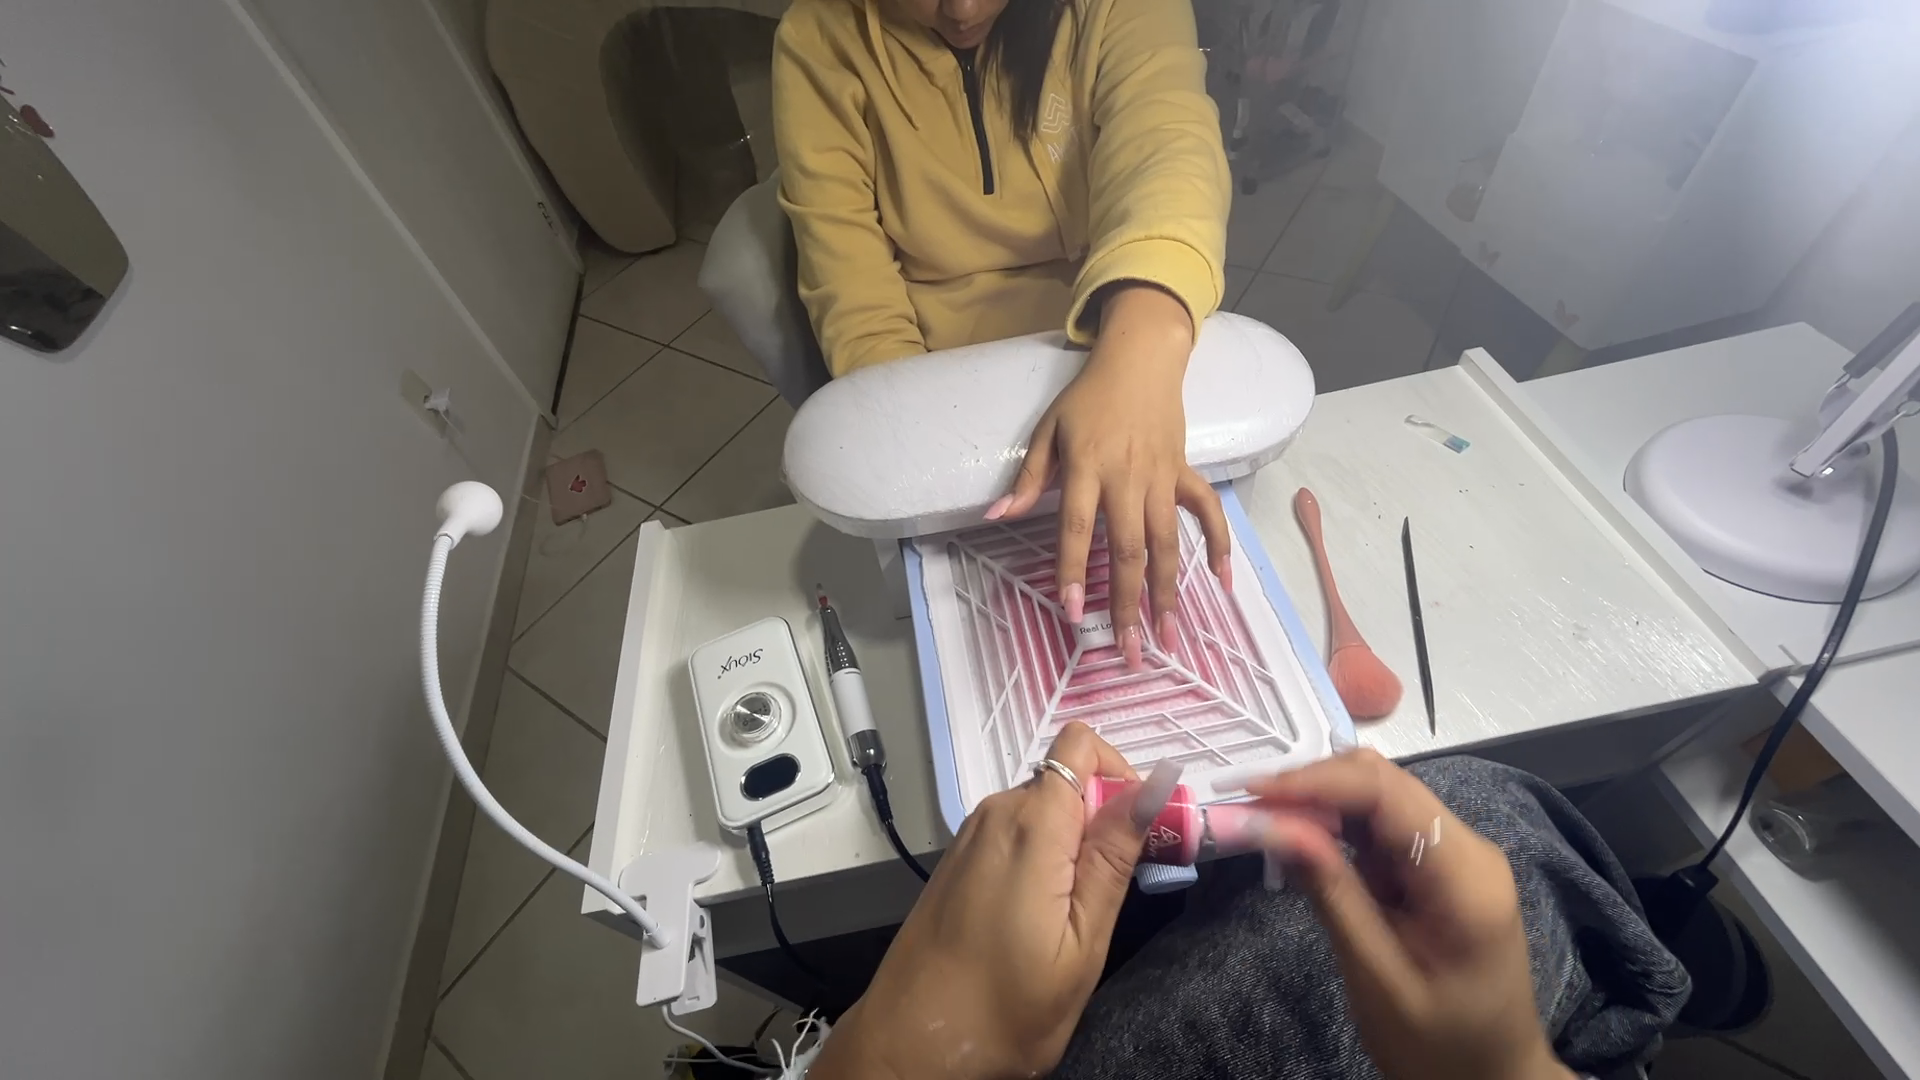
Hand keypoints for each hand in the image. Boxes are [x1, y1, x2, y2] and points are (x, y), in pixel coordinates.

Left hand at [811, 724, 1149, 1079]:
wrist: (910, 1036)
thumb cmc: (1004, 1006)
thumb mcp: (1081, 942)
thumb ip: (1114, 856)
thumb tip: (1154, 784)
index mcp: (1031, 823)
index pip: (1081, 745)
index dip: (1121, 773)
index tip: (1139, 831)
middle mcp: (999, 809)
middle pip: (1067, 776)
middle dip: (1104, 815)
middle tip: (1116, 885)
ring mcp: (975, 828)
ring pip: (1045, 803)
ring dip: (1075, 837)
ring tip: (1077, 909)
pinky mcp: (963, 850)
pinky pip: (1018, 825)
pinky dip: (1044, 849)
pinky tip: (1041, 908)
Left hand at [991, 285, 1230, 669]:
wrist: (1140, 359)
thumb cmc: (1087, 399)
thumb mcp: (1047, 430)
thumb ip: (1028, 478)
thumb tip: (995, 517)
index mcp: (1088, 468)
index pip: (1078, 529)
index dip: (1074, 572)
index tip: (1073, 613)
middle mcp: (1128, 479)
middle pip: (1129, 550)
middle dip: (1128, 604)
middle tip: (1130, 650)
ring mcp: (1162, 478)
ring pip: (1168, 543)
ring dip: (1168, 592)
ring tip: (1169, 635)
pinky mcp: (1184, 472)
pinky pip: (1207, 511)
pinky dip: (1219, 544)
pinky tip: (1223, 581)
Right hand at [1248, 750, 1574, 1079]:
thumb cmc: (1439, 1045)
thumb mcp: (1376, 975)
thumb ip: (1329, 891)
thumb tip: (1271, 823)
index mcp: (1466, 878)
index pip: (1386, 794)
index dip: (1315, 781)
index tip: (1254, 792)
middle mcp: (1466, 847)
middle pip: (1380, 780)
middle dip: (1310, 783)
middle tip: (1250, 805)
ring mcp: (1451, 849)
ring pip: (1373, 790)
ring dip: (1315, 796)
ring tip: (1264, 815)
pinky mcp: (1431, 858)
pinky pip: (1373, 817)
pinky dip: (1329, 817)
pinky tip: (1298, 831)